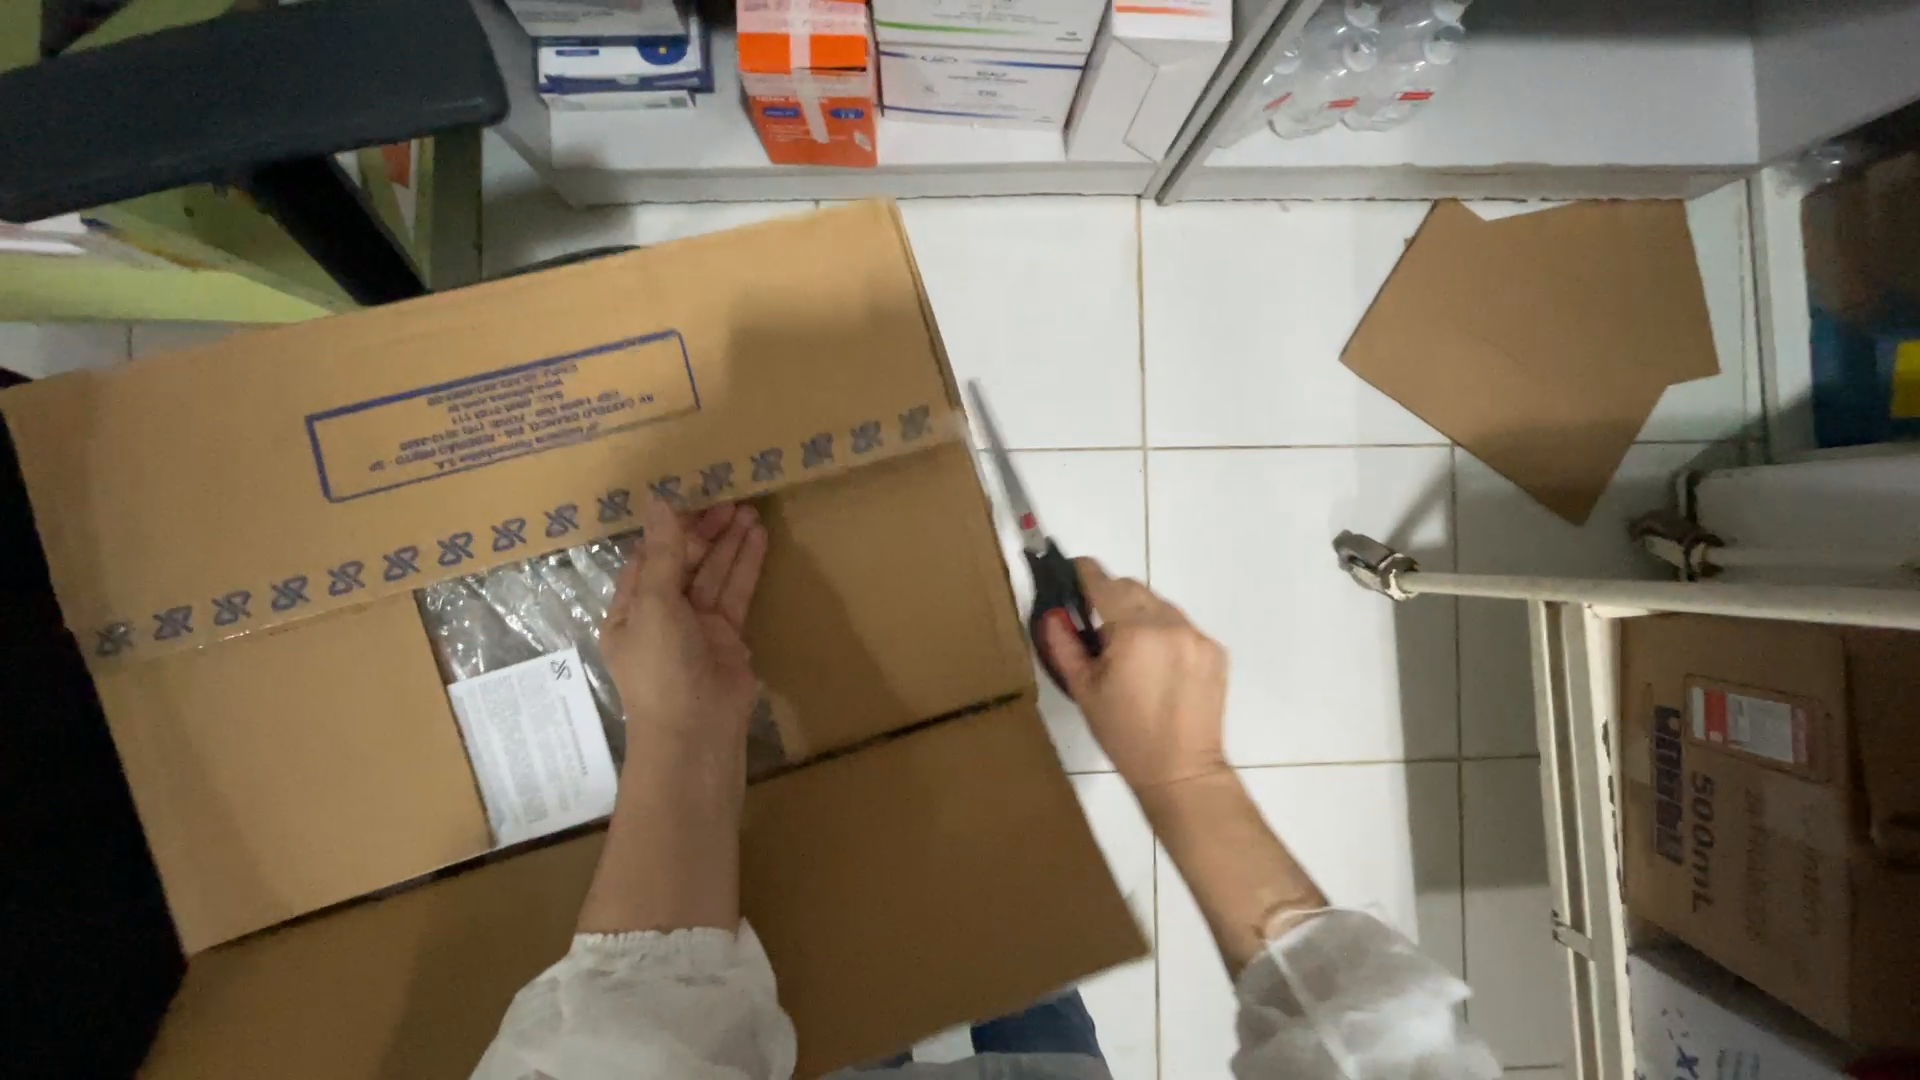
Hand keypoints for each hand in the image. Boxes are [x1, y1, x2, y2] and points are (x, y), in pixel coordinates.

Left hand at [600, 497, 768, 761]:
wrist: (696, 730)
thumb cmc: (662, 668)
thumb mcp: (655, 605)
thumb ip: (663, 553)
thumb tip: (657, 501)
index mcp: (630, 609)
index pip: (649, 557)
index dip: (671, 528)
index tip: (696, 499)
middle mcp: (662, 614)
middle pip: (684, 562)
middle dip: (706, 532)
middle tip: (732, 500)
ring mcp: (697, 626)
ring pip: (714, 574)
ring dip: (730, 544)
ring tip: (750, 510)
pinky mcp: (728, 636)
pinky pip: (736, 593)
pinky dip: (747, 566)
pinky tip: (758, 538)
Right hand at [1040, 559, 1228, 790]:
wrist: (1181, 770)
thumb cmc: (1124, 734)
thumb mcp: (1084, 690)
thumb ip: (1065, 645)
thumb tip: (1054, 614)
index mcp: (1135, 632)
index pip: (1104, 584)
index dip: (1085, 572)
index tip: (1072, 567)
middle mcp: (1170, 624)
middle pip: (1133, 588)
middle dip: (1111, 595)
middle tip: (1095, 622)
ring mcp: (1197, 636)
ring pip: (1159, 606)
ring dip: (1139, 614)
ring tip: (1129, 650)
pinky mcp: (1214, 650)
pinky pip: (1181, 627)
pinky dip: (1164, 633)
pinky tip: (1156, 665)